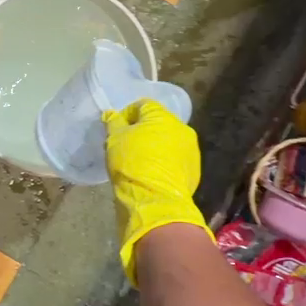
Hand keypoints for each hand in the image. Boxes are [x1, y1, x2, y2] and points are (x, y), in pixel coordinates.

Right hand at [103, 99, 208, 283]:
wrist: (154, 200)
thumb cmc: (131, 163)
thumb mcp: (114, 140)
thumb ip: (113, 123)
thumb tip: (111, 114)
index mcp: (162, 117)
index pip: (143, 105)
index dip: (127, 115)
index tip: (116, 130)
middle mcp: (182, 129)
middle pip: (158, 123)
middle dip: (142, 131)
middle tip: (126, 145)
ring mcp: (191, 150)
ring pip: (168, 142)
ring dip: (155, 147)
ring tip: (139, 162)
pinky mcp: (194, 170)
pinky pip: (175, 160)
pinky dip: (164, 162)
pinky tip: (151, 175)